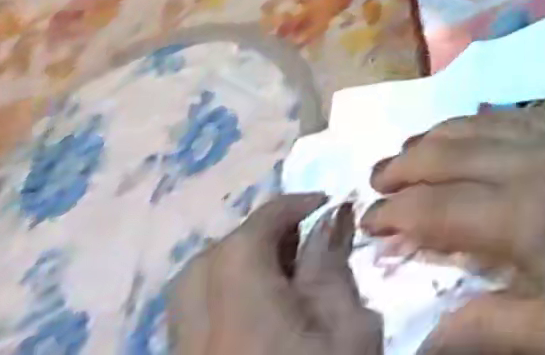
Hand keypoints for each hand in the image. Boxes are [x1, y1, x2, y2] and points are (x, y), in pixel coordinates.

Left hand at [169, 193, 382, 354]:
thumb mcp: (352, 332)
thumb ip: (332, 271)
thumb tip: (330, 220)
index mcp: (242, 318)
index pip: (246, 239)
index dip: (284, 209)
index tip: (324, 203)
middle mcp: (199, 340)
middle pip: (204, 265)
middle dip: (251, 237)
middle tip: (299, 237)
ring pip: (191, 297)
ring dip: (236, 269)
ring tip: (286, 274)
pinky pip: (196, 327)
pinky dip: (227, 302)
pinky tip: (268, 312)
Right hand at [365, 110, 544, 354]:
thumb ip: (489, 330)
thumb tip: (425, 337)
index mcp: (518, 215)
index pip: (436, 207)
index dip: (395, 214)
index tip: (369, 225)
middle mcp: (521, 163)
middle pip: (444, 154)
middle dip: (401, 168)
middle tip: (374, 185)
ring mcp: (540, 135)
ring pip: (468, 127)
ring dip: (428, 140)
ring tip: (400, 157)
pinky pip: (496, 117)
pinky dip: (463, 124)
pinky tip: (453, 133)